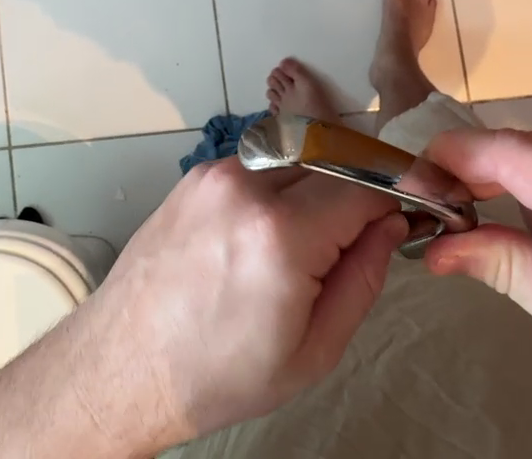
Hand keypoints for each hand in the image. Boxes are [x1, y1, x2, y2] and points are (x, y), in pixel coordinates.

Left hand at [63, 157, 409, 450]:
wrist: (126, 361)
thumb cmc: (221, 373)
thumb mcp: (314, 350)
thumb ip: (364, 277)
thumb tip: (391, 223)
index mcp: (282, 234)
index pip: (363, 185)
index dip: (393, 197)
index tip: (406, 215)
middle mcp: (247, 186)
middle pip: (330, 161)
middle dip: (353, 192)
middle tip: (354, 238)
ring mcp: (215, 174)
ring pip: (294, 159)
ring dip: (313, 188)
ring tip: (302, 244)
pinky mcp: (195, 175)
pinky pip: (257, 167)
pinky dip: (276, 189)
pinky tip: (260, 235)